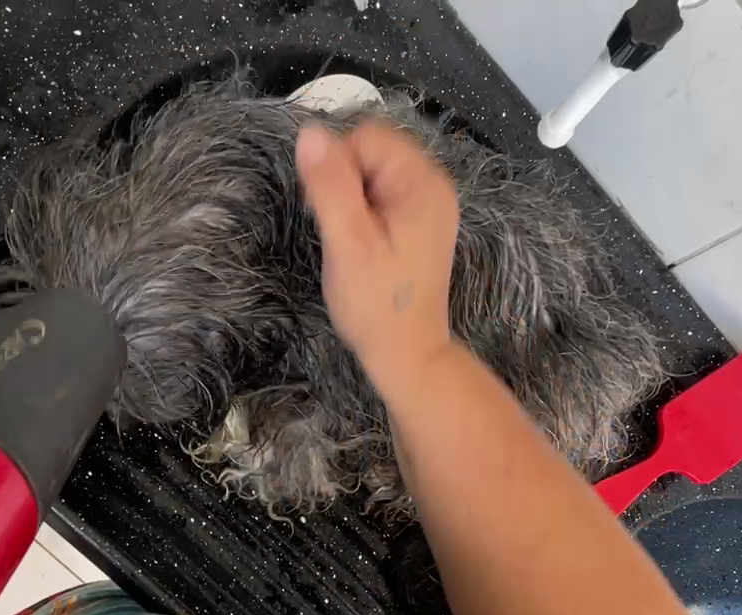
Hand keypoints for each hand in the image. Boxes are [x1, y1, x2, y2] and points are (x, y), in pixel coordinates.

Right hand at [295, 120, 459, 389]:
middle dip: (344, 186)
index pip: (368, 136)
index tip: (327, 212)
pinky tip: (361, 250)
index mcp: (422, 183)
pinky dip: (364, 218)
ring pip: (374, 179)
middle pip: (373, 154)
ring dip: (351, 204)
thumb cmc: (376, 305)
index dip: (336, 166)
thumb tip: (309, 133)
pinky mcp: (419, 230)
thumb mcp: (348, 244)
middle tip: (339, 233)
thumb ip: (329, 186)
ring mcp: (429, 209)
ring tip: (350, 245)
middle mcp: (433, 187)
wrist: (406, 356)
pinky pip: (383, 202)